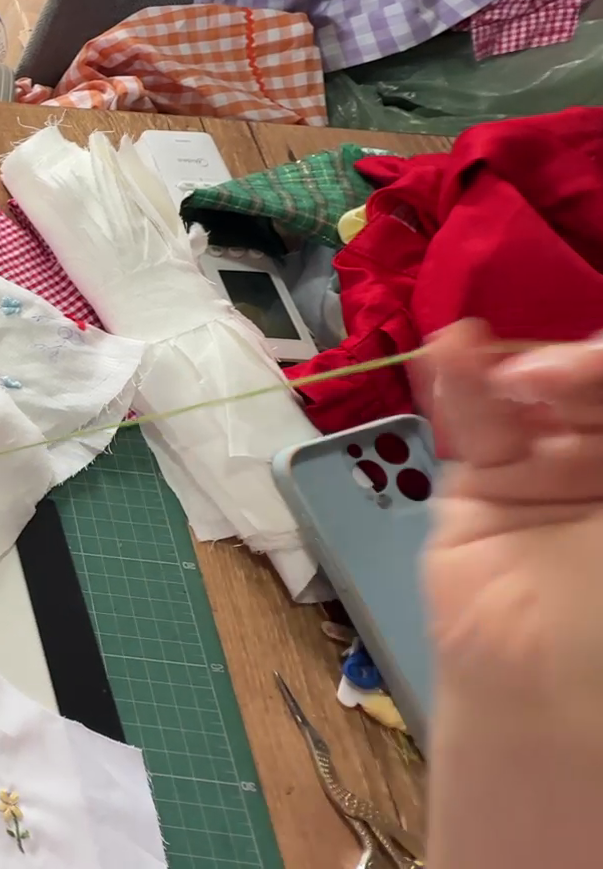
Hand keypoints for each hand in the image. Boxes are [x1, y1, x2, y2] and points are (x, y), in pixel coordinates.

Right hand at [423, 321, 602, 867]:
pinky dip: (460, 384)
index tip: (597, 362)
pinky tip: (452, 349)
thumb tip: (578, 368)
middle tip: (552, 377)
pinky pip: (477, 426)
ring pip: (542, 396)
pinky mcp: (487, 480)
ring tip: (508, 371)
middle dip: (580, 370)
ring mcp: (563, 468)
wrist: (556, 689)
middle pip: (598, 388)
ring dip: (523, 371)